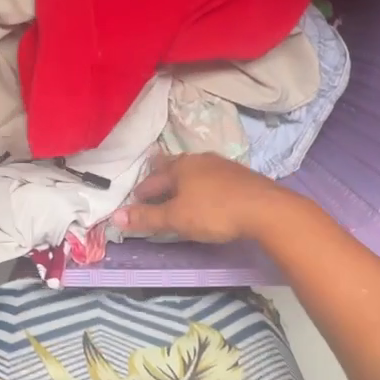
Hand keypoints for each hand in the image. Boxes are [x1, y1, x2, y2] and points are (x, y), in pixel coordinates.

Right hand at [113, 154, 294, 243]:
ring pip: (195, 169)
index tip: (134, 201)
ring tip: (178, 186)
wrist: (265, 209)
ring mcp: (222, 165)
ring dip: (183, 178)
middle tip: (152, 180)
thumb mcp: (176, 218)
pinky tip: (207, 191)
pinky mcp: (241, 176)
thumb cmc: (214, 212)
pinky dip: (203, 183)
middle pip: (174, 166)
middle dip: (161, 174)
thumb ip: (147, 217)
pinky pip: (213, 176)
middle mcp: (199, 160)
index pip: (153, 179)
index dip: (142, 191)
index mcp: (180, 167)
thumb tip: (115, 217)